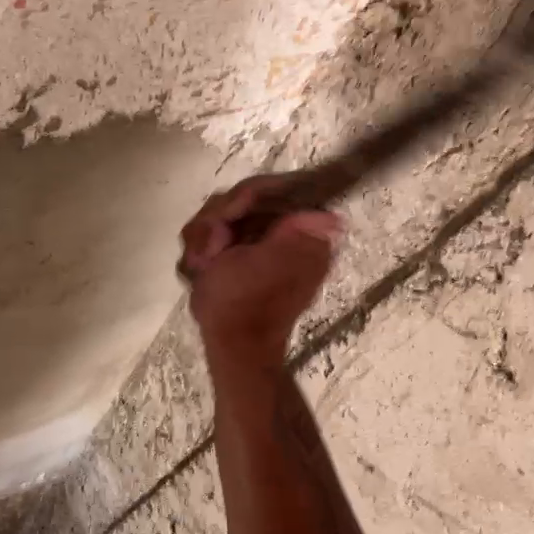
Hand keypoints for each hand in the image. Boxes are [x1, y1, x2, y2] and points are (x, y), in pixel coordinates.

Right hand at [180, 175, 341, 374]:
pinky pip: (211, 232)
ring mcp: (259, 242)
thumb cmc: (243, 305)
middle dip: (215, 223)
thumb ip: (293, 234)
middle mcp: (284, 232)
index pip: (272, 188)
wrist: (230, 345)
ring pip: (219, 215)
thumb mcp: (267, 266)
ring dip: (203, 238)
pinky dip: (201, 250)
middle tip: (210, 251)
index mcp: (300, 233)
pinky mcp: (239, 252)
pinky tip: (201, 269)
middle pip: (238, 199)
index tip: (225, 221)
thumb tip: (332, 217)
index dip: (242, 199)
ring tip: (202, 265)